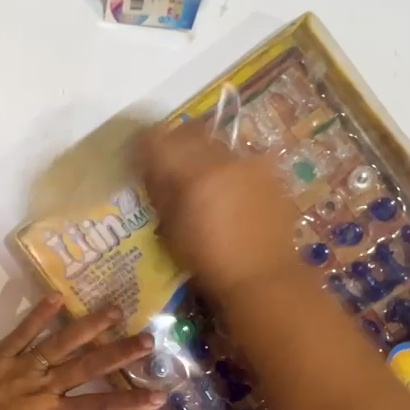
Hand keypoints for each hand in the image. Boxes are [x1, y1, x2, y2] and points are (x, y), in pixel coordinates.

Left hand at [0, 296, 164, 409]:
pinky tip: (58, 296)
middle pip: (87, 367)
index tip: (159, 394)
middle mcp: (42, 387)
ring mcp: (21, 367)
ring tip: (115, 309)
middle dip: (121, 353)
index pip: (99, 408)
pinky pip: (22, 331)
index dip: (130, 402)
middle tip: (149, 338)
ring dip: (89, 326)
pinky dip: (39, 314)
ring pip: (61, 343)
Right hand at [136, 122, 304, 293]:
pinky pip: (241, 159)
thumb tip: (152, 172)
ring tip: (199, 180)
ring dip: (203, 155)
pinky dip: (228, 169)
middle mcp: (224, 159)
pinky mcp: (271, 173)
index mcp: (194, 174)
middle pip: (190, 133)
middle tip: (166, 164)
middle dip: (174, 144)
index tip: (138, 156)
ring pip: (217, 144)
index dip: (144, 145)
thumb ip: (161, 195)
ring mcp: (251, 163)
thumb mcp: (171, 232)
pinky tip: (227, 192)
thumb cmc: (208, 261)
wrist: (262, 276)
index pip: (158, 140)